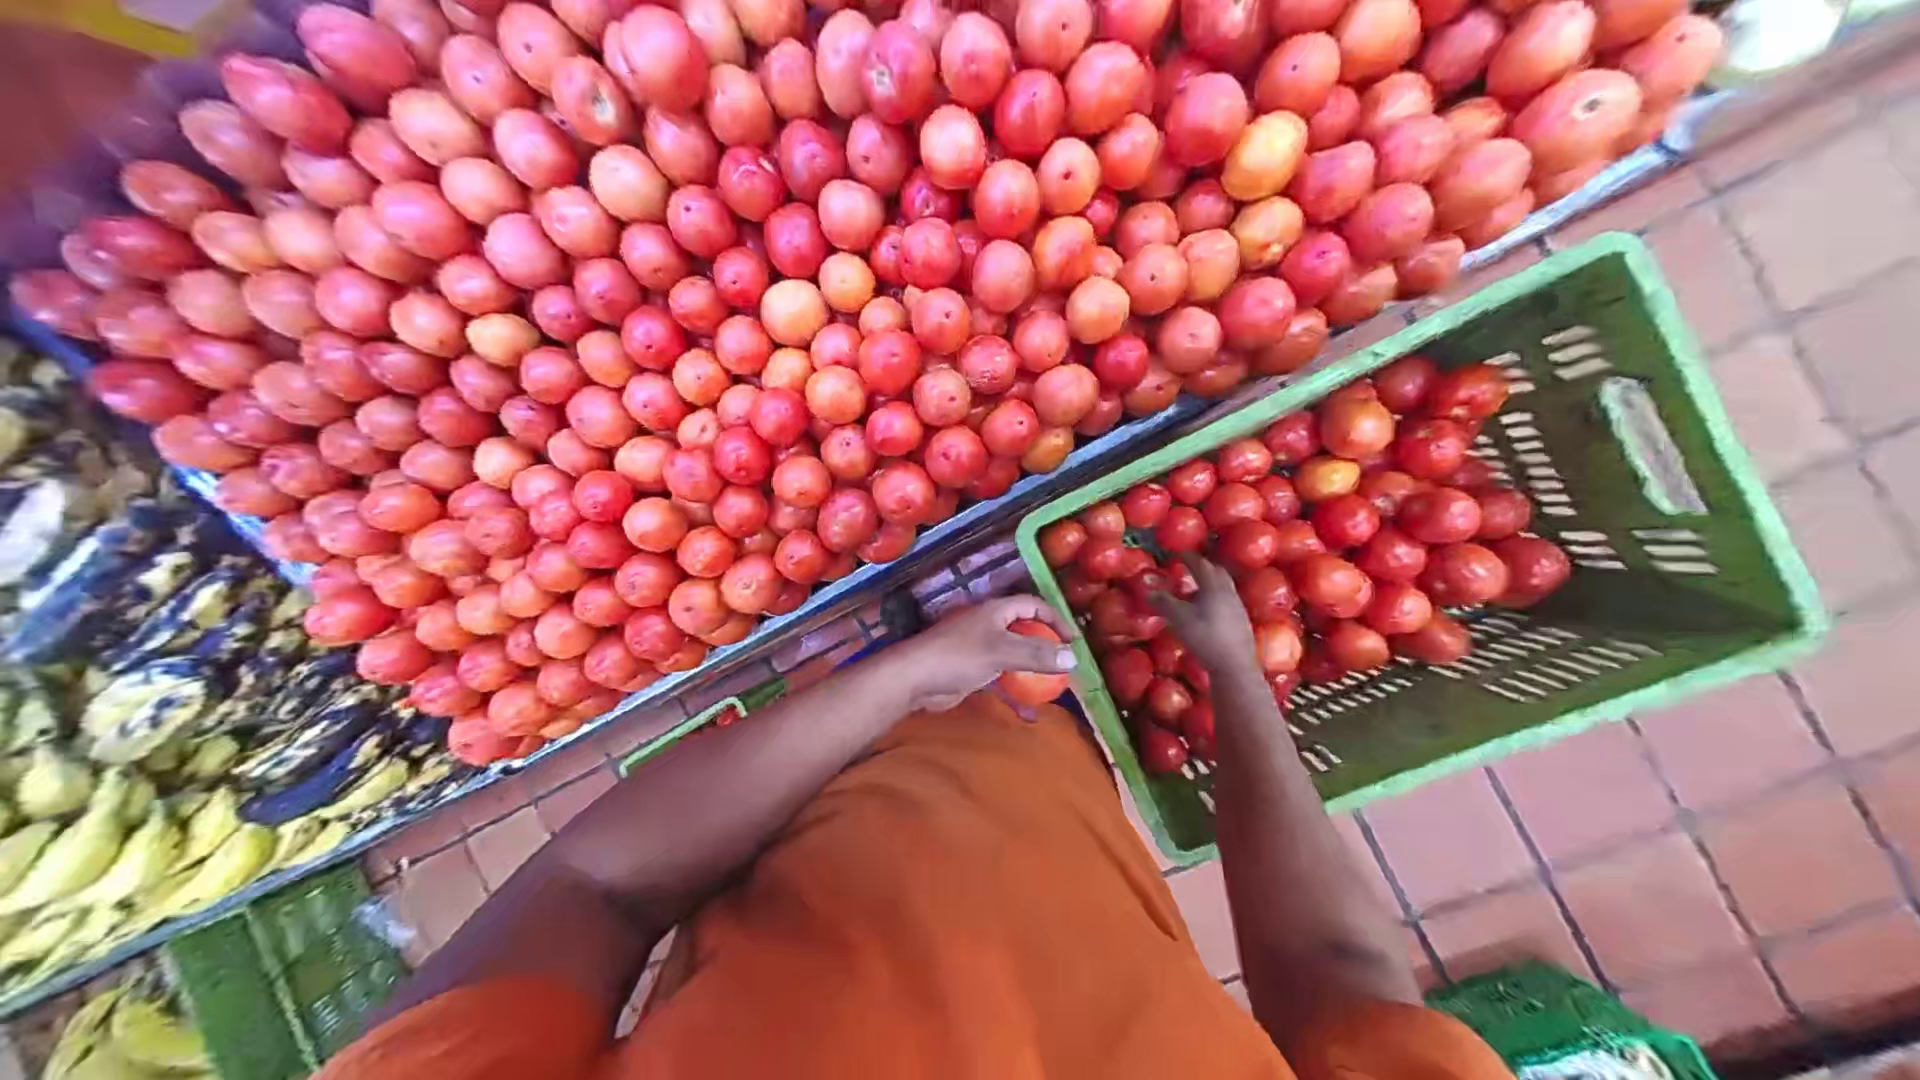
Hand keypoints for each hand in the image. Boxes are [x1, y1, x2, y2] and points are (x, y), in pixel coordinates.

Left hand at [892, 595, 1077, 710]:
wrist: (915, 678)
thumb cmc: (958, 656)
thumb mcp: (1002, 651)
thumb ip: (1037, 653)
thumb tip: (1073, 657)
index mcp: (997, 611)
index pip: (1033, 605)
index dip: (1055, 618)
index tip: (1073, 640)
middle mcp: (990, 625)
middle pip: (1025, 630)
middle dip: (1047, 645)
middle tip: (1066, 664)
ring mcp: (981, 648)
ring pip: (1015, 655)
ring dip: (1033, 668)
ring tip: (1054, 685)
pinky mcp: (973, 670)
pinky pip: (1002, 677)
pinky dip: (1016, 690)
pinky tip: (1029, 709)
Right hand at [1148, 555, 1260, 679]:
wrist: (1234, 666)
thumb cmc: (1205, 638)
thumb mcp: (1179, 619)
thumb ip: (1163, 602)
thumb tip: (1149, 591)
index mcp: (1214, 587)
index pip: (1201, 564)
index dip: (1188, 558)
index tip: (1177, 555)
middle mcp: (1229, 592)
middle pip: (1217, 572)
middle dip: (1203, 567)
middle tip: (1189, 569)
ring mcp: (1238, 607)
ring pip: (1224, 587)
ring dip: (1210, 583)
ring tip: (1196, 590)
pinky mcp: (1241, 622)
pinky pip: (1227, 601)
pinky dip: (1215, 598)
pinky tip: (1208, 611)